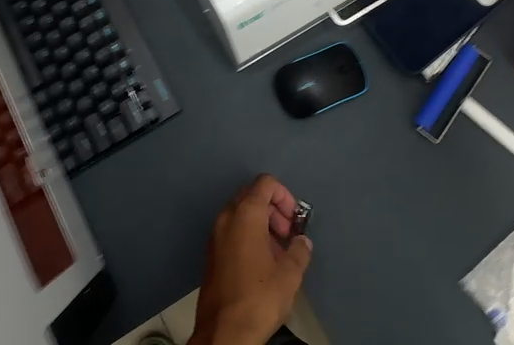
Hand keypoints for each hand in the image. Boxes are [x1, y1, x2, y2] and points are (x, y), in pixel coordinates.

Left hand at [189, 175, 311, 344]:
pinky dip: (249, 234)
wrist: (224, 331)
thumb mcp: (290, 274)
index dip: (285, 196)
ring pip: (242, 213)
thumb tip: (302, 241)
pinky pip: (232, 229)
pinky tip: (262, 262)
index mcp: (245, 214)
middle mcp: (226, 216)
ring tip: (278, 253)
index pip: (265, 183)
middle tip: (288, 236)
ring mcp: (215, 234)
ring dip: (262, 223)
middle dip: (274, 210)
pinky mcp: (211, 251)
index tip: (294, 220)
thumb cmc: (259, 297)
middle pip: (252, 195)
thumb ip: (299, 250)